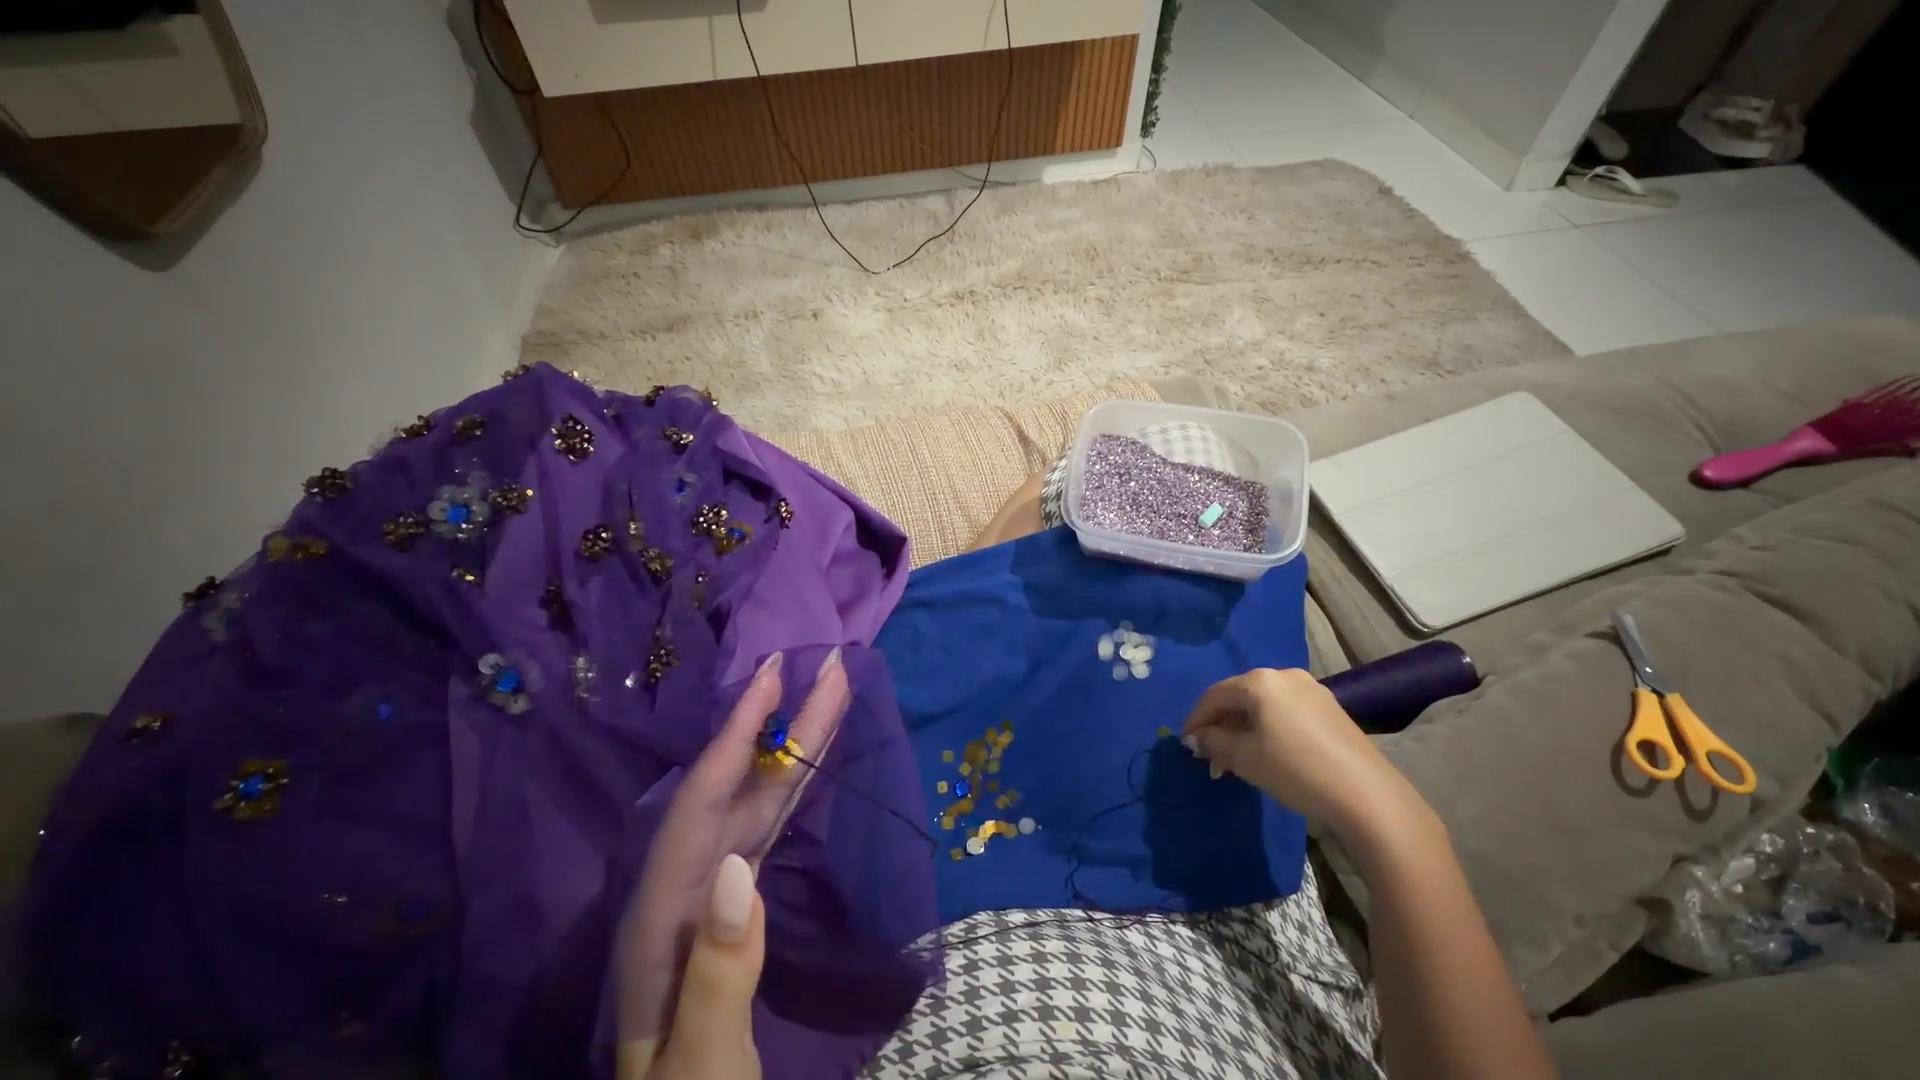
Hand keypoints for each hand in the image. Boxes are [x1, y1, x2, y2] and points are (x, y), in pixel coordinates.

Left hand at [616, 648, 851, 1078]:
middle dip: (782, 725)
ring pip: (758, 808)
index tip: (772, 677)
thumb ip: (718, 971)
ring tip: (832, 697)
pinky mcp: (737, 912)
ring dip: (794, 751)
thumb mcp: (701, 1061)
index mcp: (665, 916)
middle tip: (826, 667)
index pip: (701, 805)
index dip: (737, 735)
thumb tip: (739, 868)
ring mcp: (713, 900)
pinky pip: (767, 834)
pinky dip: (790, 793)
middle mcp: (687, 890)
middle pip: (738, 793)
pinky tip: (806, 768)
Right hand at [1181, 668, 1431, 842]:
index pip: (1215, 695)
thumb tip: (1196, 737)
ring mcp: (1312, 691)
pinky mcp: (1330, 710)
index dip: (1195, 720)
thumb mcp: (1244, 758)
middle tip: (1211, 759)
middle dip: (1221, 727)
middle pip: (1240, 698)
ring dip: (1244, 731)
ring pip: (1264, 707)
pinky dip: (1268, 730)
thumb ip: (1213, 742)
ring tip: (1236, 762)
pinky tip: (1267, 756)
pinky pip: (1286, 714)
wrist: (1364, 793)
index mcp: (1260, 681)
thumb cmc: (1294, 769)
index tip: (1185, 745)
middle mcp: (1285, 676)